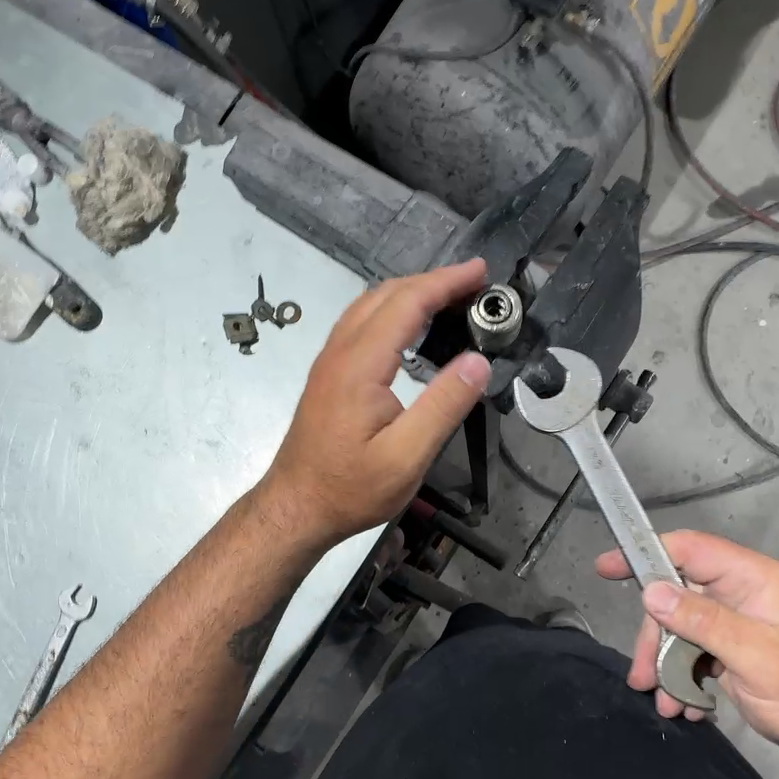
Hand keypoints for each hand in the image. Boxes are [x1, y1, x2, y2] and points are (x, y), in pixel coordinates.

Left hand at [256, 260, 491, 545]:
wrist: (297, 507)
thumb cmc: (351, 488)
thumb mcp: (406, 457)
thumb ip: (443, 407)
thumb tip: (478, 362)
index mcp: (360, 364)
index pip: (407, 303)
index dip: (446, 282)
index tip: (481, 271)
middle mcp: (340, 352)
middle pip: (386, 295)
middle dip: (432, 281)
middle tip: (474, 284)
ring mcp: (330, 362)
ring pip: (369, 306)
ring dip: (410, 293)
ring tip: (449, 298)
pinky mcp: (329, 375)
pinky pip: (361, 324)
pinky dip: (393, 311)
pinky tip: (411, 327)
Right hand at [596, 531, 778, 770]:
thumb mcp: (759, 659)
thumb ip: (705, 622)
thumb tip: (652, 591)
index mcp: (755, 581)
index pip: (691, 550)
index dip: (647, 553)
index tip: (607, 568)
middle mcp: (743, 595)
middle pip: (678, 597)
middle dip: (656, 636)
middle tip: (642, 676)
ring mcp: (739, 624)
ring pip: (681, 629)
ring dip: (666, 664)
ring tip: (664, 702)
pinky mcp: (735, 651)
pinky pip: (694, 653)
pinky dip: (683, 678)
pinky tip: (684, 705)